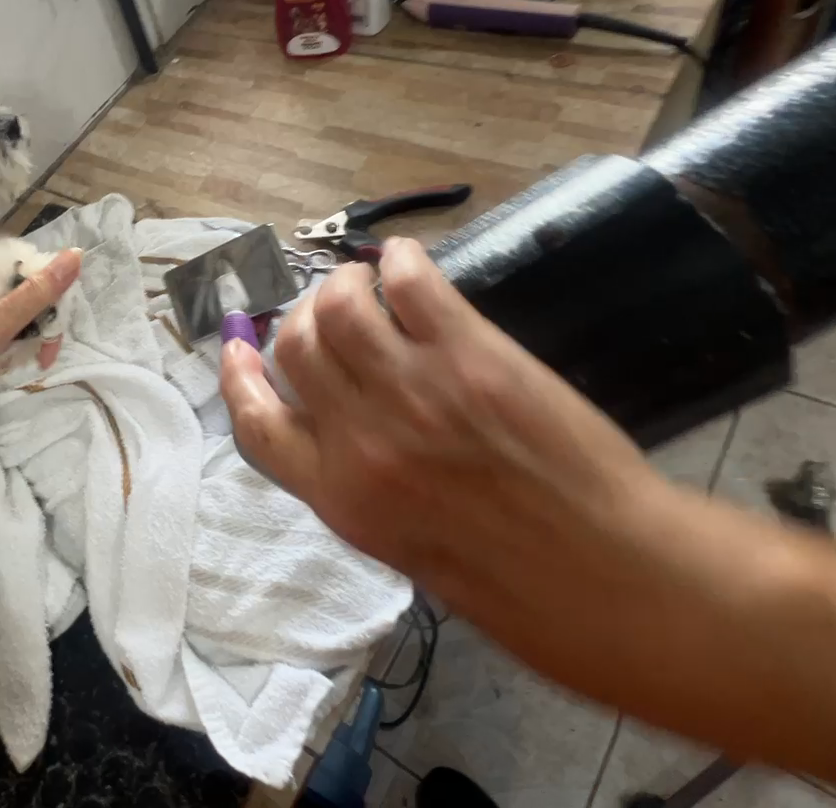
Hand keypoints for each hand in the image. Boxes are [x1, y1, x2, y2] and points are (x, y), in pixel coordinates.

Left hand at [0, 248, 81, 403]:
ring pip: (9, 316)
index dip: (55, 313)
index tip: (50, 349)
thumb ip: (39, 291)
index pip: (42, 283)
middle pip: (26, 299)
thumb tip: (76, 253)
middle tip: (36, 362)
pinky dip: (0, 344)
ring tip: (12, 365)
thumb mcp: (2, 320)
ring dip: (20, 339)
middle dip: (39, 330)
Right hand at [218, 237, 660, 604]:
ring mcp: (410, 393)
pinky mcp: (467, 357)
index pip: (254, 419)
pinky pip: (409, 285)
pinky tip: (405, 263)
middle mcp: (357, 439)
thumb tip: (326, 413)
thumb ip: (346, 477)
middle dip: (300, 320)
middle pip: (293, 346)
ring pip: (337, 307)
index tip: (237, 347)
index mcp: (334, 493)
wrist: (599, 574)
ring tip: (365, 284)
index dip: (238, 374)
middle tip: (330, 313)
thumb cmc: (499, 572)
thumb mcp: (392, 540)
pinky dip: (398, 262)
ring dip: (344, 285)